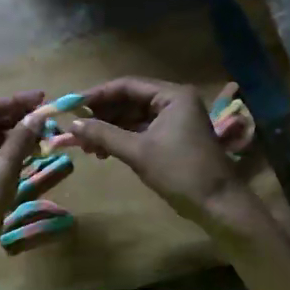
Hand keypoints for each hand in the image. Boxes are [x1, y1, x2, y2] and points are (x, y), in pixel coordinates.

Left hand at [0, 90, 46, 258]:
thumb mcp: (6, 165)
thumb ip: (22, 137)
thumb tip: (39, 115)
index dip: (20, 101)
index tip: (44, 97)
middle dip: (23, 117)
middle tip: (49, 117)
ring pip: (1, 135)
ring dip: (22, 133)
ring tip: (46, 132)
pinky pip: (0, 150)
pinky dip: (17, 148)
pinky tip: (35, 149)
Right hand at [66, 77, 246, 225]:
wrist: (217, 204)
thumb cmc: (180, 171)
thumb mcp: (138, 151)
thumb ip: (104, 134)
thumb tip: (72, 125)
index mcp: (172, 96)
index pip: (127, 86)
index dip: (97, 95)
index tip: (72, 106)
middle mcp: (175, 101)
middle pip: (130, 100)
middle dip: (103, 115)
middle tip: (77, 129)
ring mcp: (175, 120)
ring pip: (134, 117)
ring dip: (110, 129)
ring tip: (87, 146)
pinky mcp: (174, 138)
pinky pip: (142, 131)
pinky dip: (123, 139)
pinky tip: (104, 151)